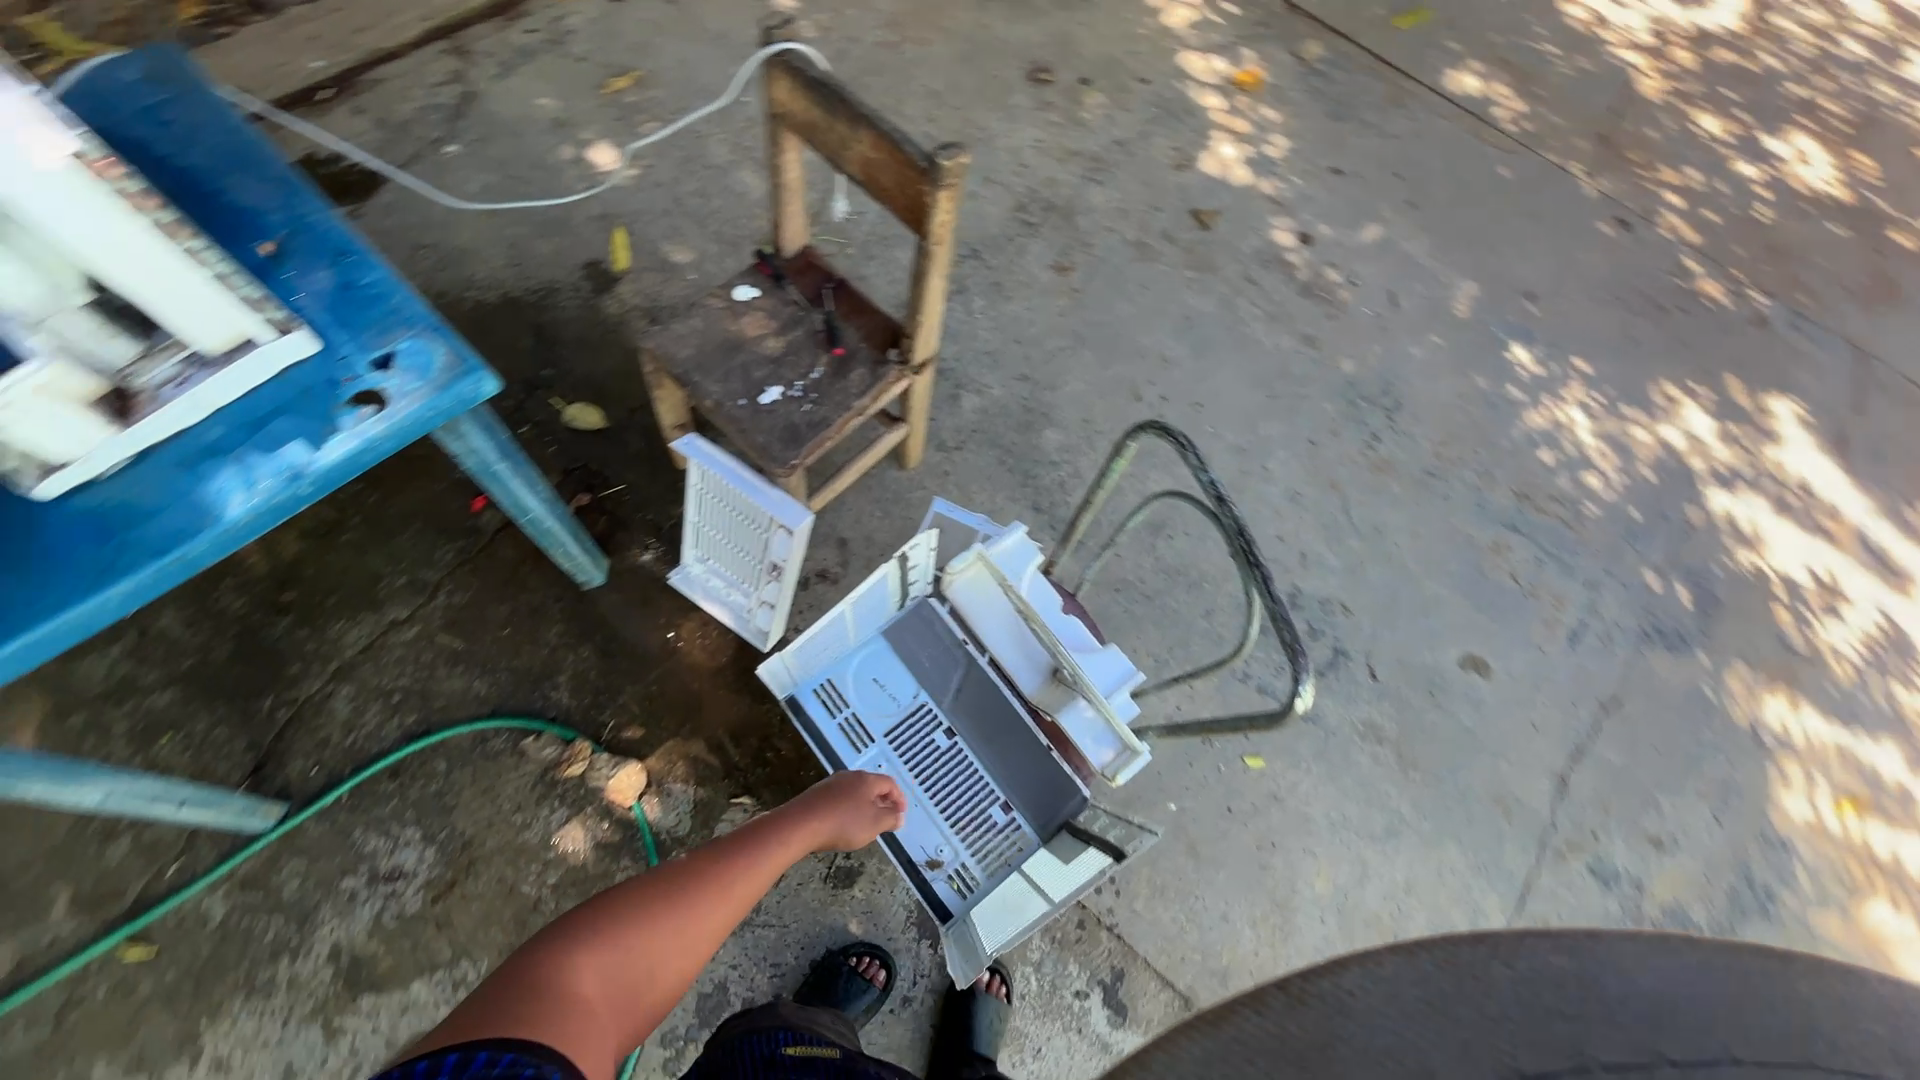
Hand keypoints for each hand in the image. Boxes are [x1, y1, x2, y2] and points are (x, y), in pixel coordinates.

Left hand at [784, 770, 907, 852]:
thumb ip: (890, 819)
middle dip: (882, 801)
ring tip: (867, 823)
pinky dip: (848, 808)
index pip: (890, 783)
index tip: (902, 813)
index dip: (899, 798)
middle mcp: (850, 776)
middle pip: (872, 785)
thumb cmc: (843, 823)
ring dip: (865, 805)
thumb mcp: (874, 824)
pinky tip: (844, 823)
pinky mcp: (817, 794)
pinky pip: (840, 798)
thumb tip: (899, 815)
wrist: (801, 824)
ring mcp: (831, 783)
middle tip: (887, 817)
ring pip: (855, 791)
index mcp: (867, 780)